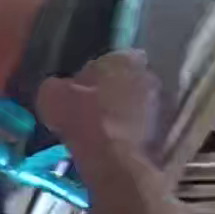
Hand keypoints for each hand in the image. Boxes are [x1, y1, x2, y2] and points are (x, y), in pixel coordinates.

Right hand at [36, 50, 159, 164]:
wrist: (113, 156)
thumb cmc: (80, 117)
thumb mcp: (50, 95)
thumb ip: (56, 84)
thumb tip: (61, 86)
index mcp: (121, 58)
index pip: (109, 57)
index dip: (93, 72)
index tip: (79, 88)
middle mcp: (147, 73)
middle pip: (125, 79)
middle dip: (110, 90)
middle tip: (88, 108)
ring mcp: (160, 100)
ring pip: (134, 101)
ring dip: (120, 110)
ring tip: (98, 128)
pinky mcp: (165, 126)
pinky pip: (141, 122)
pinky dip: (128, 129)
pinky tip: (110, 141)